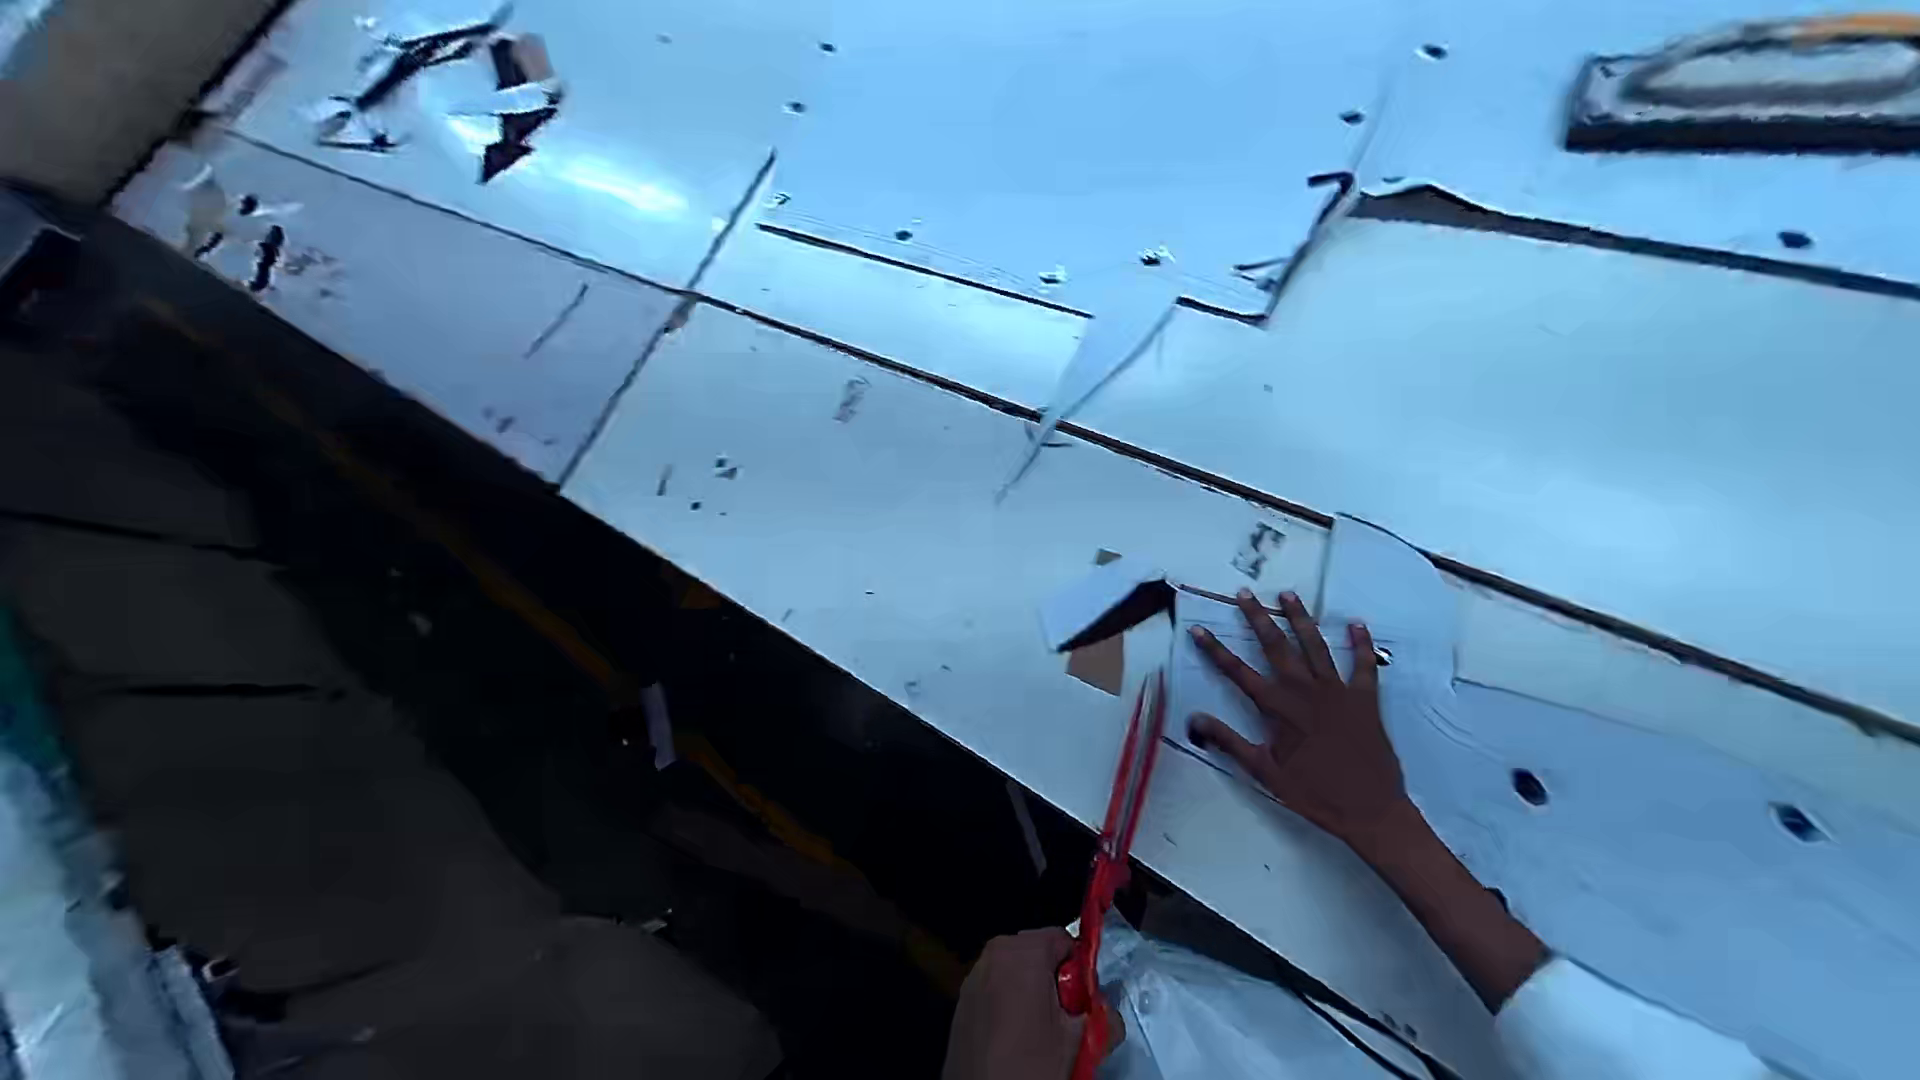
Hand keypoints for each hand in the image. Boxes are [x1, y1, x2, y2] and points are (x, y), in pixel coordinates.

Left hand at [942, 929, 1120, 1079]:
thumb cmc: (1031, 1065)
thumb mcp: (1079, 1044)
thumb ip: (1105, 1016)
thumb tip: (1110, 1010)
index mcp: (1023, 951)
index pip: (1063, 939)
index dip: (1079, 967)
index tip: (1084, 1000)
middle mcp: (994, 952)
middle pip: (1038, 952)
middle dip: (1055, 979)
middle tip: (1065, 1019)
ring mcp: (974, 975)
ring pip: (1015, 970)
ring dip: (1031, 991)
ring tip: (1040, 1032)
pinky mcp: (962, 1000)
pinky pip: (996, 987)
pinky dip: (1008, 1002)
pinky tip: (1014, 1038)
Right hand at [1187, 589, 1413, 851]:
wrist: (1371, 812)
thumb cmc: (1313, 793)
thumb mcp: (1264, 772)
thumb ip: (1229, 741)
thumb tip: (1194, 719)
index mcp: (1278, 708)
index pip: (1237, 671)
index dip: (1215, 650)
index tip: (1198, 630)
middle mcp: (1305, 691)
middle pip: (1276, 646)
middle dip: (1258, 618)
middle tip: (1245, 594)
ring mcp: (1337, 691)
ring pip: (1315, 646)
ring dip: (1300, 618)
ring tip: (1288, 594)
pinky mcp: (1365, 699)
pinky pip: (1364, 665)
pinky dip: (1361, 644)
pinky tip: (1356, 624)